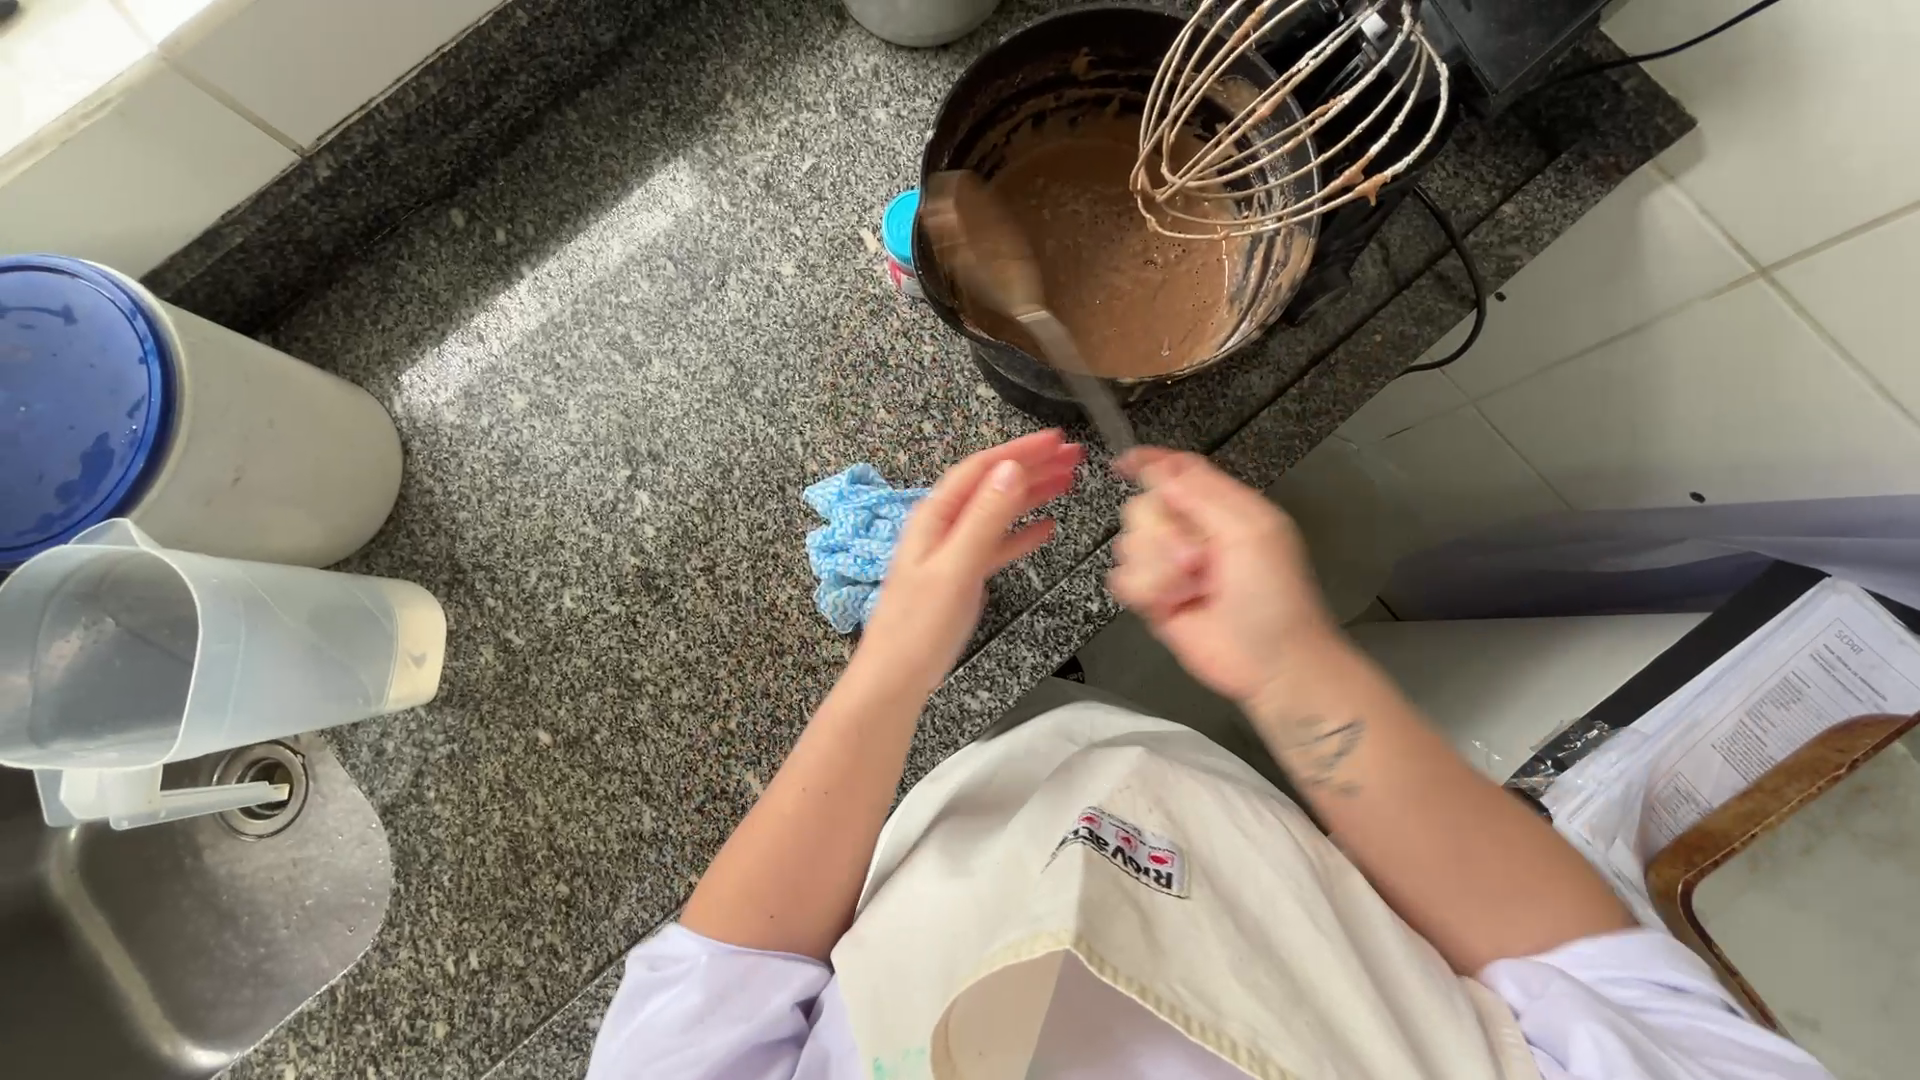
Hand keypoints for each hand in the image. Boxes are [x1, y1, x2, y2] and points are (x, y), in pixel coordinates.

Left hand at [854, 431, 1083, 698]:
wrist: (895, 677)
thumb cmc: (918, 628)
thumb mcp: (956, 568)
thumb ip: (984, 519)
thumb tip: (1010, 470)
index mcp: (936, 516)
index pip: (982, 468)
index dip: (1019, 449)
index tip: (1057, 439)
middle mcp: (943, 526)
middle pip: (992, 484)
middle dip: (1032, 465)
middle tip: (1073, 455)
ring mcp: (953, 550)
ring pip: (998, 511)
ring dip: (1032, 494)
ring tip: (1067, 481)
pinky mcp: (962, 575)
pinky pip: (997, 544)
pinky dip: (1022, 533)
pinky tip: (1046, 528)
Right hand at [1107, 448, 1335, 709]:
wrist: (1271, 662)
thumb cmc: (1275, 594)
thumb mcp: (1252, 531)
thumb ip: (1205, 494)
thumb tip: (1158, 470)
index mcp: (1220, 508)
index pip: (1178, 471)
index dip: (1150, 462)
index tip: (1123, 463)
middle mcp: (1190, 533)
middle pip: (1143, 507)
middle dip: (1161, 532)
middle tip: (1196, 558)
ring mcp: (1168, 567)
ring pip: (1127, 544)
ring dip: (1158, 567)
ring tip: (1192, 588)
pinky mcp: (1152, 599)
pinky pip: (1121, 578)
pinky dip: (1144, 589)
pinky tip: (1170, 604)